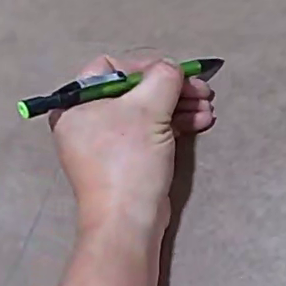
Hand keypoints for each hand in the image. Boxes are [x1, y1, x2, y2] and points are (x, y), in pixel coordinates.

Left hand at [50, 56, 214, 239]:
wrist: (128, 221)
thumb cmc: (129, 161)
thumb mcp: (149, 110)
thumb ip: (164, 78)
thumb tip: (172, 68)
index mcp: (77, 103)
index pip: (112, 67)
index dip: (147, 65)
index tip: (176, 73)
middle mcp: (87, 119)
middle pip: (135, 89)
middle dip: (172, 88)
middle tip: (202, 90)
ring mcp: (107, 141)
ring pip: (147, 111)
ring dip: (180, 105)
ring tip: (208, 108)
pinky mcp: (127, 159)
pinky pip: (151, 131)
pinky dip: (175, 124)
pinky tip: (201, 120)